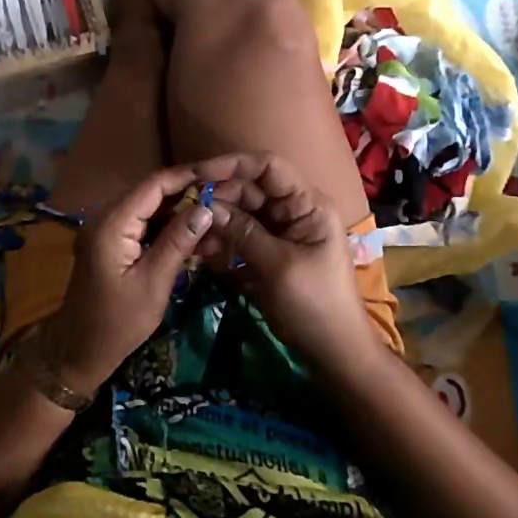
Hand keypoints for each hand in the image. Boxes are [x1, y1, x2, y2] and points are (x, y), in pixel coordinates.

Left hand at [40, 167, 216, 391]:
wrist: (77, 352)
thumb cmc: (116, 323)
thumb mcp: (153, 284)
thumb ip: (178, 242)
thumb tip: (206, 208)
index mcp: (111, 224)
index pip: (155, 185)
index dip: (191, 174)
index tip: (224, 169)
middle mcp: (106, 218)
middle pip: (155, 191)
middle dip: (193, 188)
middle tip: (230, 185)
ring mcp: (109, 230)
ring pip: (153, 208)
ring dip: (186, 208)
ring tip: (222, 207)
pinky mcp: (115, 243)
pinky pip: (147, 225)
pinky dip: (172, 226)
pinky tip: (201, 233)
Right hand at [188, 153, 385, 368]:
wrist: (333, 352)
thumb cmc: (315, 305)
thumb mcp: (278, 267)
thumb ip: (243, 233)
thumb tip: (206, 207)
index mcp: (307, 204)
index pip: (269, 167)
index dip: (233, 165)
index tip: (198, 175)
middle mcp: (293, 211)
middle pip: (249, 189)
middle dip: (217, 197)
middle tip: (184, 211)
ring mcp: (280, 232)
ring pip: (240, 213)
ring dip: (215, 222)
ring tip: (191, 238)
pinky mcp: (267, 253)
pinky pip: (239, 237)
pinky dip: (221, 242)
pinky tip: (201, 253)